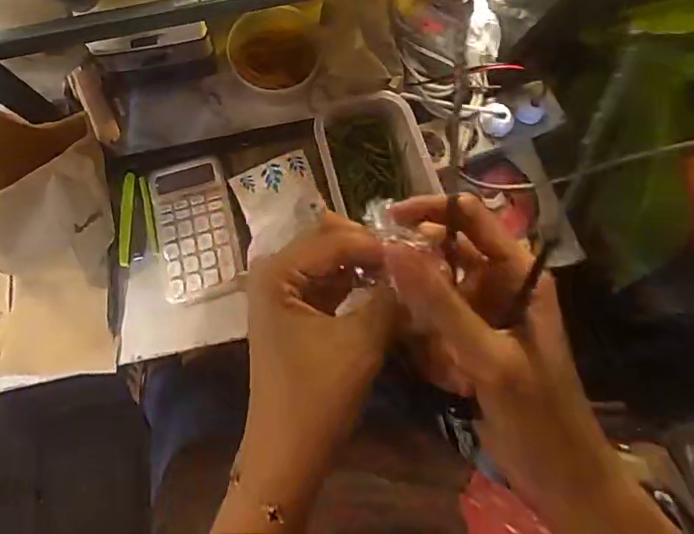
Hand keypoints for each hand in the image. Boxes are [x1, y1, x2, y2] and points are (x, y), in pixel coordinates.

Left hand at [214, 214, 394, 532]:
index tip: (420, 251)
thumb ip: (388, 298)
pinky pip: (327, 280)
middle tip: (413, 258)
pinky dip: (355, 281)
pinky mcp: (292, 307)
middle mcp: (272, 269)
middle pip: (328, 240)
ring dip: (364, 263)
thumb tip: (421, 266)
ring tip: (405, 270)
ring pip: (329, 259)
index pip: (333, 239)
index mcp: (276, 270)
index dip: (376, 243)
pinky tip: (385, 287)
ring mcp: (281, 288)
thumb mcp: (359, 344)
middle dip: (369, 247)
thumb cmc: (316, 398)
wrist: (286, 455)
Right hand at [383, 195, 673, 533]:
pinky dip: (428, 343)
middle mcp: (499, 281)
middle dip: (418, 272)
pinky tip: (446, 379)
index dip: (429, 208)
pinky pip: (433, 320)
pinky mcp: (469, 338)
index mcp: (518, 271)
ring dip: (423, 317)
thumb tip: (392, 247)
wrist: (566, 487)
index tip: (387, 221)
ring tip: (437, 359)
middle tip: (396, 297)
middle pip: (444, 249)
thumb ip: (440, 302)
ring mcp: (483, 310)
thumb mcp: (488, 358)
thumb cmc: (540, 417)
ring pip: (433, 287)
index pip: (469, 215)